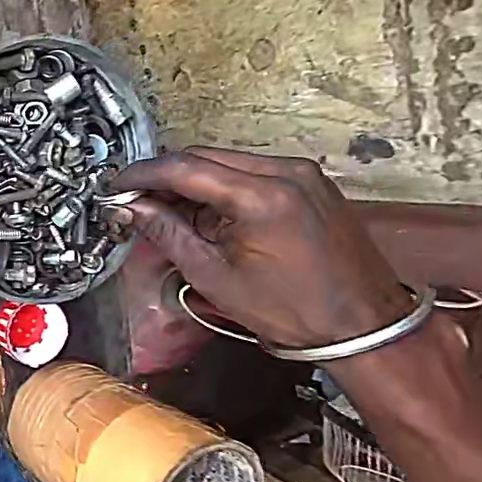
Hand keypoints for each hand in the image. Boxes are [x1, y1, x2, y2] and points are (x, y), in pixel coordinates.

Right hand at [113, 147, 410, 348]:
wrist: (363, 324)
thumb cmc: (295, 310)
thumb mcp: (214, 275)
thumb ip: (167, 232)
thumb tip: (132, 209)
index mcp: (262, 196)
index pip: (183, 168)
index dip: (142, 175)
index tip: (118, 186)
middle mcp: (285, 172)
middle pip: (202, 157)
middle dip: (163, 177)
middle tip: (135, 200)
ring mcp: (300, 173)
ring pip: (223, 161)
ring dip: (190, 181)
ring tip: (166, 211)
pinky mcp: (308, 181)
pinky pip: (248, 170)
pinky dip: (219, 185)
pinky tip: (205, 212)